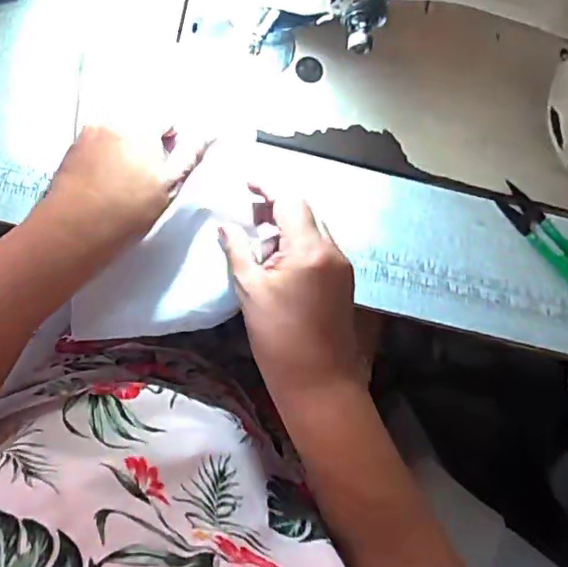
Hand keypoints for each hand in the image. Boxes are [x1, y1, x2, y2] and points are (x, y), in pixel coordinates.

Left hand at [35, 123, 209, 255]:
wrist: (74, 228)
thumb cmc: (127, 210)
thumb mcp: (167, 185)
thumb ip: (189, 155)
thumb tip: (211, 132)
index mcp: (139, 126)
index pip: (166, 116)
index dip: (171, 138)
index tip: (166, 161)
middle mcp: (111, 120)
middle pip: (139, 120)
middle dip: (147, 140)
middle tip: (145, 173)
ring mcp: (88, 132)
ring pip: (117, 131)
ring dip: (124, 146)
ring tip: (122, 178)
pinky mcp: (72, 147)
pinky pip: (96, 142)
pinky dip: (103, 154)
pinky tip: (102, 179)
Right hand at [219, 184, 375, 392]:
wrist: (318, 382)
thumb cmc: (278, 336)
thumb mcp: (250, 290)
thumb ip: (238, 251)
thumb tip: (226, 226)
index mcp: (310, 250)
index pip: (290, 202)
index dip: (267, 188)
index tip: (246, 184)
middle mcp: (332, 252)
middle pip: (305, 214)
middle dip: (275, 210)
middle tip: (245, 219)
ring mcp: (341, 268)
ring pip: (313, 231)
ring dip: (285, 230)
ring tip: (256, 246)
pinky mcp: (342, 283)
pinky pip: (319, 250)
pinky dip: (296, 247)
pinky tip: (274, 265)